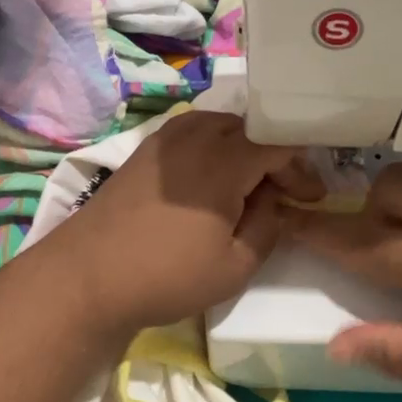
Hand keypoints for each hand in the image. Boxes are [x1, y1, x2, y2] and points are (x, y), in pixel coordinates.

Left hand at [41, 111, 322, 335]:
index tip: (312, 199)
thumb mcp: (235, 265)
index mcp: (224, 156)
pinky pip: (194, 134)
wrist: (89, 274)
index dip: (301, 169)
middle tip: (286, 195)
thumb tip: (275, 201)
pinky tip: (212, 183)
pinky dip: (214, 149)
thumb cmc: (167, 274)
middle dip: (274, 158)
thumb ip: (268, 226)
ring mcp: (167, 137)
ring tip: (250, 188)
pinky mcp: (147, 149)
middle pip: (250, 130)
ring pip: (221, 128)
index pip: (278, 143)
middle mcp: (196, 133)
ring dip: (243, 151)